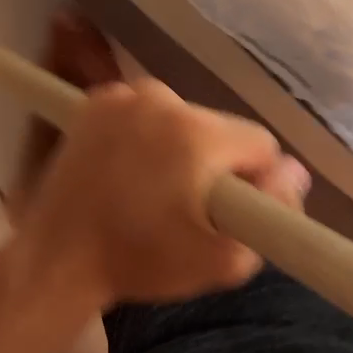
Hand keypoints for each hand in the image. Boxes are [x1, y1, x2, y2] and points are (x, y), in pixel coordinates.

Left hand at [12, 77, 310, 307]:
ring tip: (157, 189)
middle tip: (191, 203)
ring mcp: (118, 95)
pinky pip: (141, 112)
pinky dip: (145, 134)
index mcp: (194, 132)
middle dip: (217, 160)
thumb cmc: (142, 257)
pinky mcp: (91, 102)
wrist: (61, 249)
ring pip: (178, 116)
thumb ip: (272, 211)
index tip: (235, 208)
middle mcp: (157, 98)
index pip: (259, 142)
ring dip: (180, 145)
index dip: (259, 178)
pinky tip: (131, 169)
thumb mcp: (225, 257)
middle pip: (216, 126)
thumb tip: (292, 172)